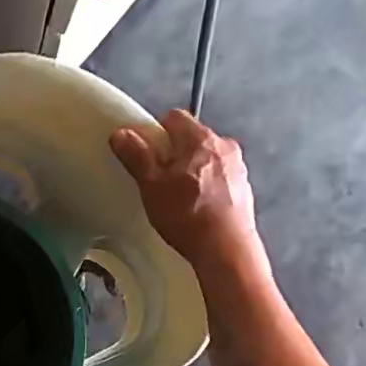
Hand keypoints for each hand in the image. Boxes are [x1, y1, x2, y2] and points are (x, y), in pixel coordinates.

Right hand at [108, 109, 258, 267]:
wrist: (225, 247)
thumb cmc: (186, 214)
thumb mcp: (151, 185)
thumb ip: (137, 156)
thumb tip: (121, 133)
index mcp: (199, 138)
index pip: (173, 117)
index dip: (155, 133)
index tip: (145, 155)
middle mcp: (222, 144)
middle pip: (191, 137)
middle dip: (173, 153)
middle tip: (157, 181)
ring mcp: (237, 166)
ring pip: (206, 158)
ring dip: (191, 170)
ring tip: (176, 199)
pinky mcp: (243, 187)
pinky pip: (219, 177)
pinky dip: (206, 186)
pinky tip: (196, 209)